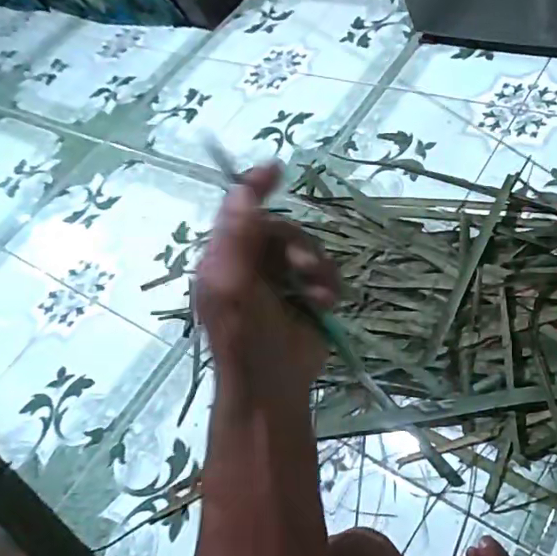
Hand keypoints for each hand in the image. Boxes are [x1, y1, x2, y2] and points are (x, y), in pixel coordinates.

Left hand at [195, 164, 339, 393]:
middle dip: (299, 246)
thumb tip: (244, 187)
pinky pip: (326, 274)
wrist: (274, 386)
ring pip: (309, 250)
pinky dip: (330, 285)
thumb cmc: (245, 339)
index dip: (256, 188)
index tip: (277, 169)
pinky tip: (326, 304)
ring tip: (318, 294)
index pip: (240, 212)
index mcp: (226, 258)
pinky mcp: (309, 297)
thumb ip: (236, 235)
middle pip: (283, 230)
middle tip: (303, 269)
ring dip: (319, 269)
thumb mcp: (232, 285)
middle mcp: (253, 264)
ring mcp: (282, 282)